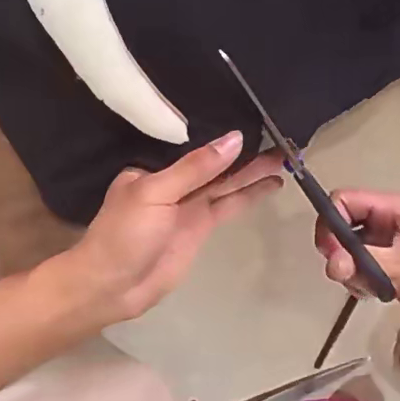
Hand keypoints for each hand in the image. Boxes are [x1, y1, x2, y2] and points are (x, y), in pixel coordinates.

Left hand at [47, 131, 284, 324]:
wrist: (112, 286)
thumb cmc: (124, 233)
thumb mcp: (155, 192)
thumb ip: (195, 168)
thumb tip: (234, 139)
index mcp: (152, 168)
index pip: (192, 143)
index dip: (221, 132)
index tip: (254, 114)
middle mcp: (171, 183)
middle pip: (214, 163)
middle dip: (245, 152)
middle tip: (283, 135)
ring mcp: (186, 206)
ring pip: (225, 183)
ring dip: (252, 171)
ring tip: (287, 154)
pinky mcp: (199, 228)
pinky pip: (227, 205)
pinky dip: (248, 195)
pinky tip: (271, 183)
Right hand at [314, 189, 399, 341]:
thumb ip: (359, 261)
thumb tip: (328, 262)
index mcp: (399, 208)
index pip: (345, 200)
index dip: (330, 223)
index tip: (331, 253)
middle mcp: (394, 219)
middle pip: (344, 223)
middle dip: (339, 251)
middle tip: (346, 276)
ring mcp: (395, 241)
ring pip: (351, 247)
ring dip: (350, 269)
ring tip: (368, 289)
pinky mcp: (396, 262)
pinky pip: (363, 263)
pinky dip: (360, 278)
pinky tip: (374, 293)